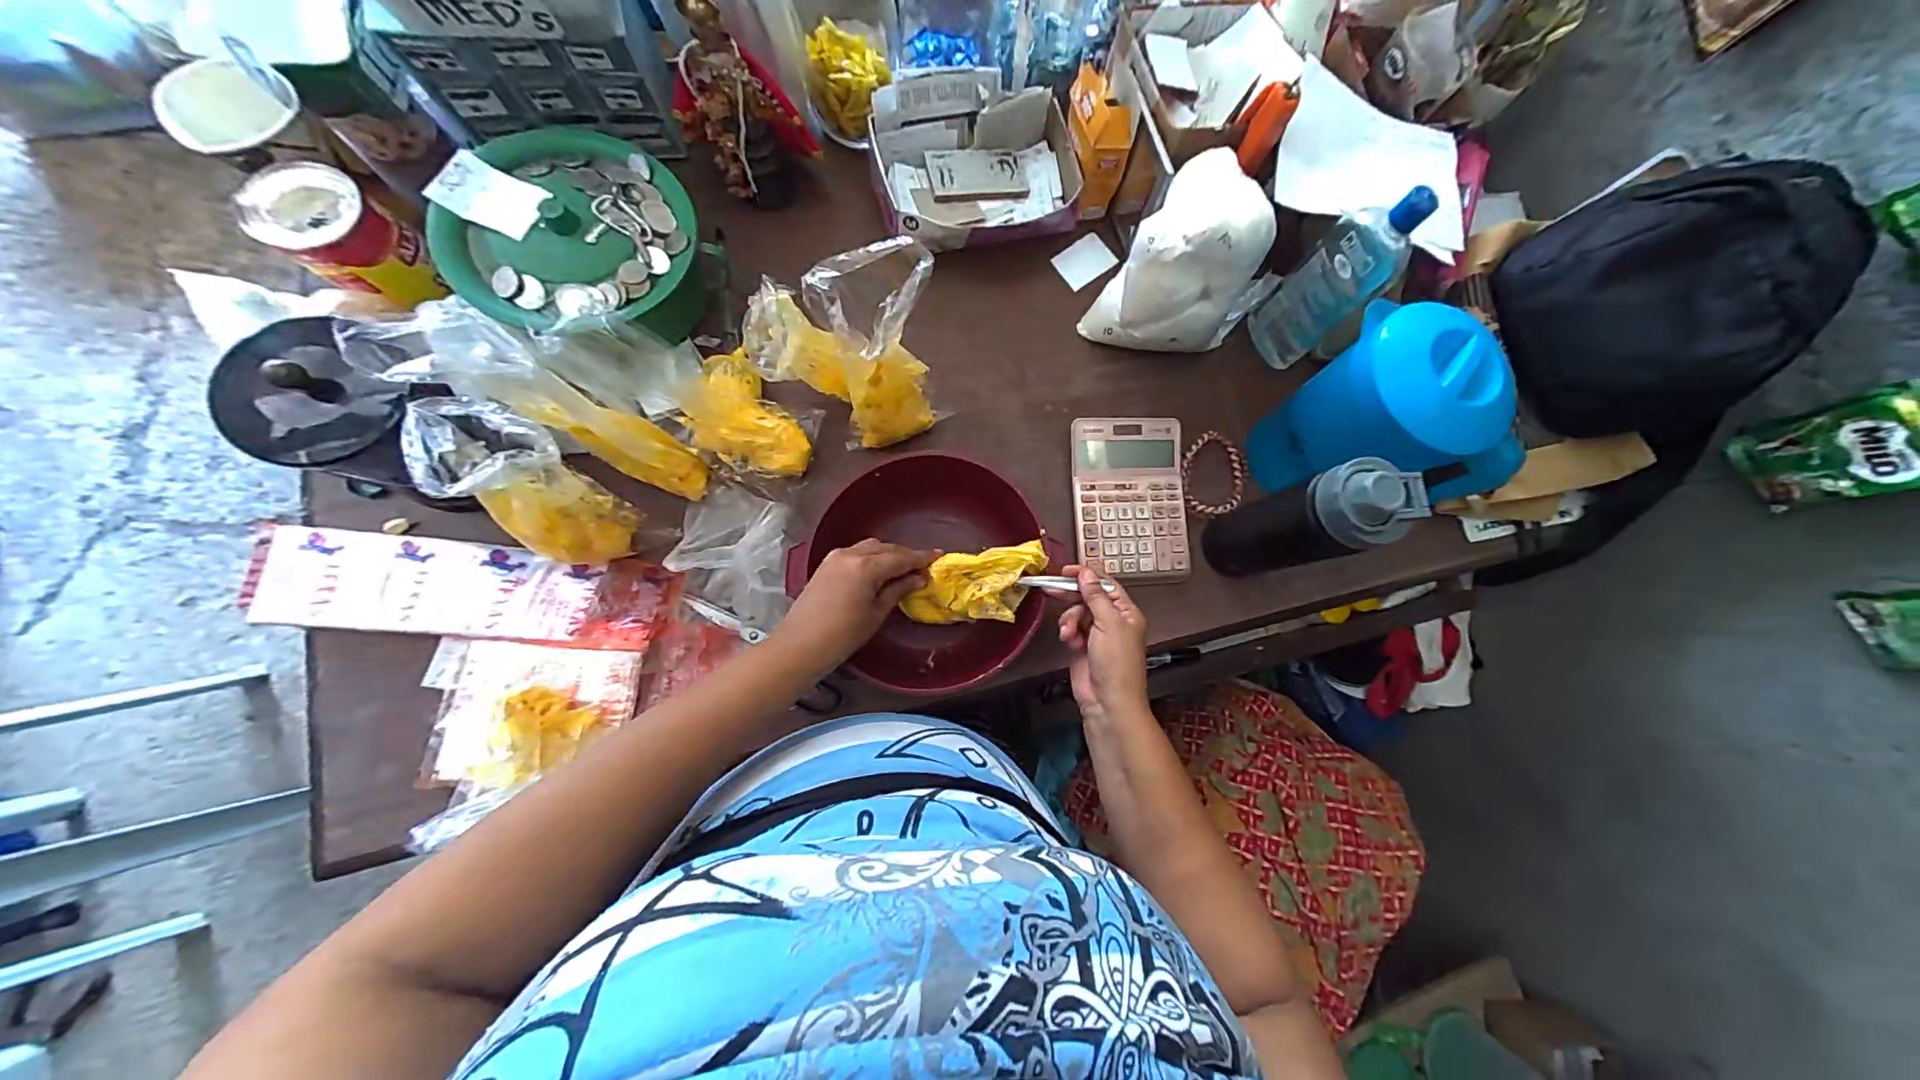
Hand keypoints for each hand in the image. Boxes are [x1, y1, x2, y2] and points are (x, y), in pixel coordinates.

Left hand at [774, 539, 935, 676]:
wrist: (800, 646)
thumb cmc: (843, 635)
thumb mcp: (876, 613)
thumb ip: (898, 590)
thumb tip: (918, 578)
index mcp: (866, 566)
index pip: (901, 557)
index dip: (922, 557)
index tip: (939, 556)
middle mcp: (850, 554)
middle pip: (885, 548)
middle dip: (905, 555)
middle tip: (923, 566)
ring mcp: (835, 558)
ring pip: (870, 548)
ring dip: (888, 555)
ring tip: (903, 569)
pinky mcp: (826, 565)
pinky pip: (856, 554)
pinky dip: (871, 558)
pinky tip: (880, 571)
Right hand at [1056, 565, 1149, 725]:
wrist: (1108, 701)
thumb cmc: (1118, 666)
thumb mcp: (1109, 623)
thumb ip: (1096, 596)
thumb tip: (1087, 575)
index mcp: (1126, 613)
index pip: (1106, 586)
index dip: (1088, 576)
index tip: (1069, 570)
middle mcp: (1113, 622)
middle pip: (1089, 598)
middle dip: (1072, 596)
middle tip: (1054, 589)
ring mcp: (1097, 635)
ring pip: (1076, 613)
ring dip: (1070, 620)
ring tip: (1069, 633)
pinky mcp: (1083, 647)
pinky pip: (1071, 629)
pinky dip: (1068, 632)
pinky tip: (1070, 641)